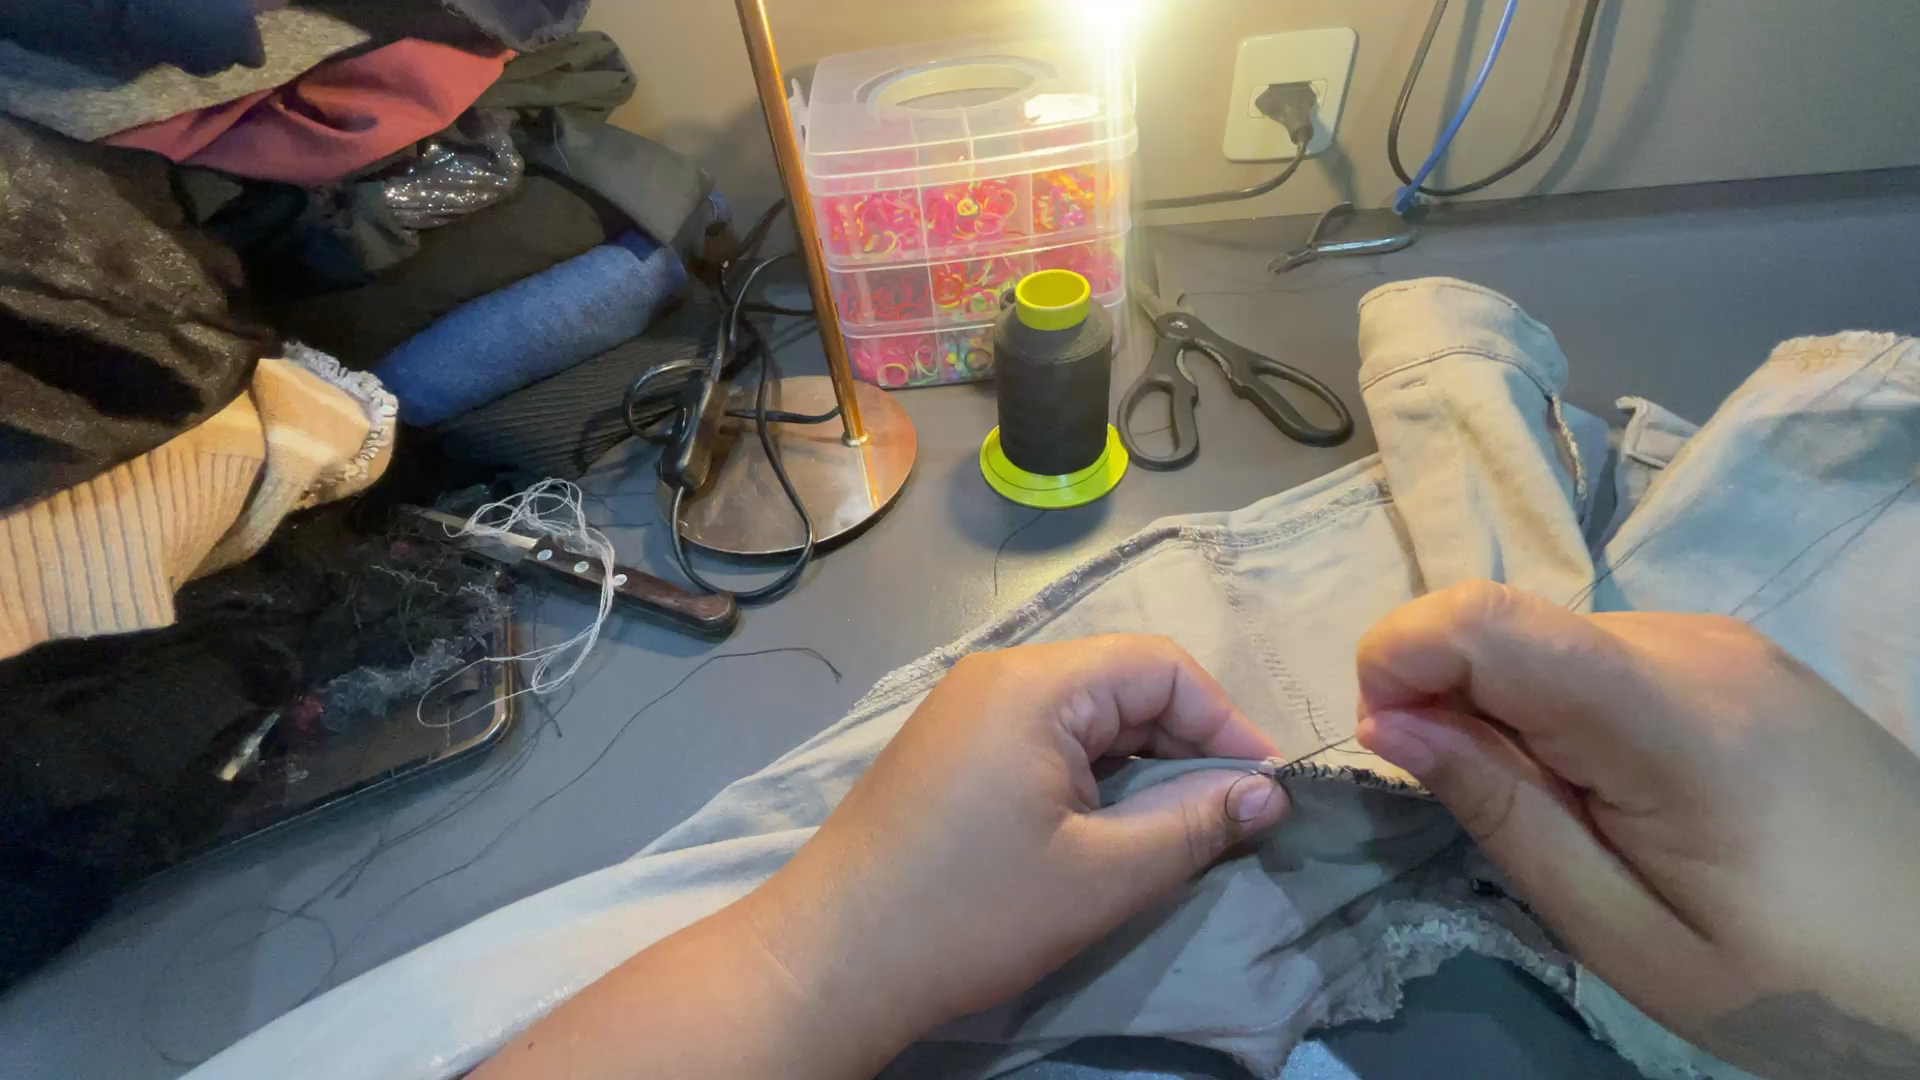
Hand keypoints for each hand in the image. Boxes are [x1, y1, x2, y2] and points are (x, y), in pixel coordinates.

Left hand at [745, 635, 1290, 1052]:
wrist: (835, 952)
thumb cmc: (971, 910)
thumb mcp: (1101, 873)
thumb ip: (1195, 821)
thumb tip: (1269, 791)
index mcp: (1033, 681)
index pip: (1157, 665)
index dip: (1222, 718)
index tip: (1265, 785)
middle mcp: (998, 672)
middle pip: (1119, 679)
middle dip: (1183, 738)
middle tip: (1227, 808)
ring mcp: (968, 702)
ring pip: (1083, 706)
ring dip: (1138, 753)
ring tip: (1176, 815)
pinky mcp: (953, 738)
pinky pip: (1042, 728)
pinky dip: (1090, 762)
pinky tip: (1105, 811)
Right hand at [1354, 582, 1919, 1079]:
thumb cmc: (1803, 984)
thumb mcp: (1622, 930)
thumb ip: (1498, 809)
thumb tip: (1384, 720)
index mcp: (1671, 716)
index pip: (1481, 619)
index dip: (1396, 656)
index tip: (1390, 738)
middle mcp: (1686, 642)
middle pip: (1494, 626)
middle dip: (1439, 695)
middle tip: (1475, 792)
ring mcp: (1709, 637)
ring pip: (1529, 636)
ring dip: (1491, 702)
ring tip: (1553, 795)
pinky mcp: (1717, 649)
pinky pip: (1576, 649)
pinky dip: (1540, 697)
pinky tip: (1595, 769)